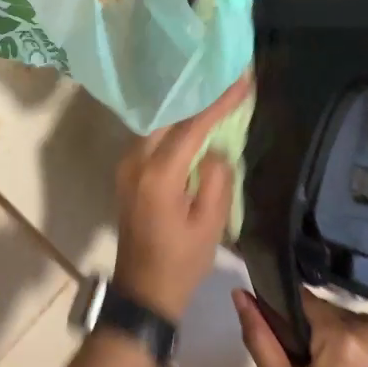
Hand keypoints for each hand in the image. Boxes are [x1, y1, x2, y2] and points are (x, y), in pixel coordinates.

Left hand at [112, 73, 248, 320]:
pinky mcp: (127, 171)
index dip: (217, 102)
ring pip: (157, 124)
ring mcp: (127, 165)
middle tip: (224, 75)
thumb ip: (216, 180)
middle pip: (168, 116)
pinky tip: (192, 119)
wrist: (143, 291)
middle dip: (196, 95)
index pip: (191, 126)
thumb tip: (215, 147)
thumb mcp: (210, 226)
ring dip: (183, 109)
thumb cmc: (181, 262)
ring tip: (212, 90)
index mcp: (158, 174)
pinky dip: (172, 126)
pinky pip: (152, 137)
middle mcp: (135, 161)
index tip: (240, 79)